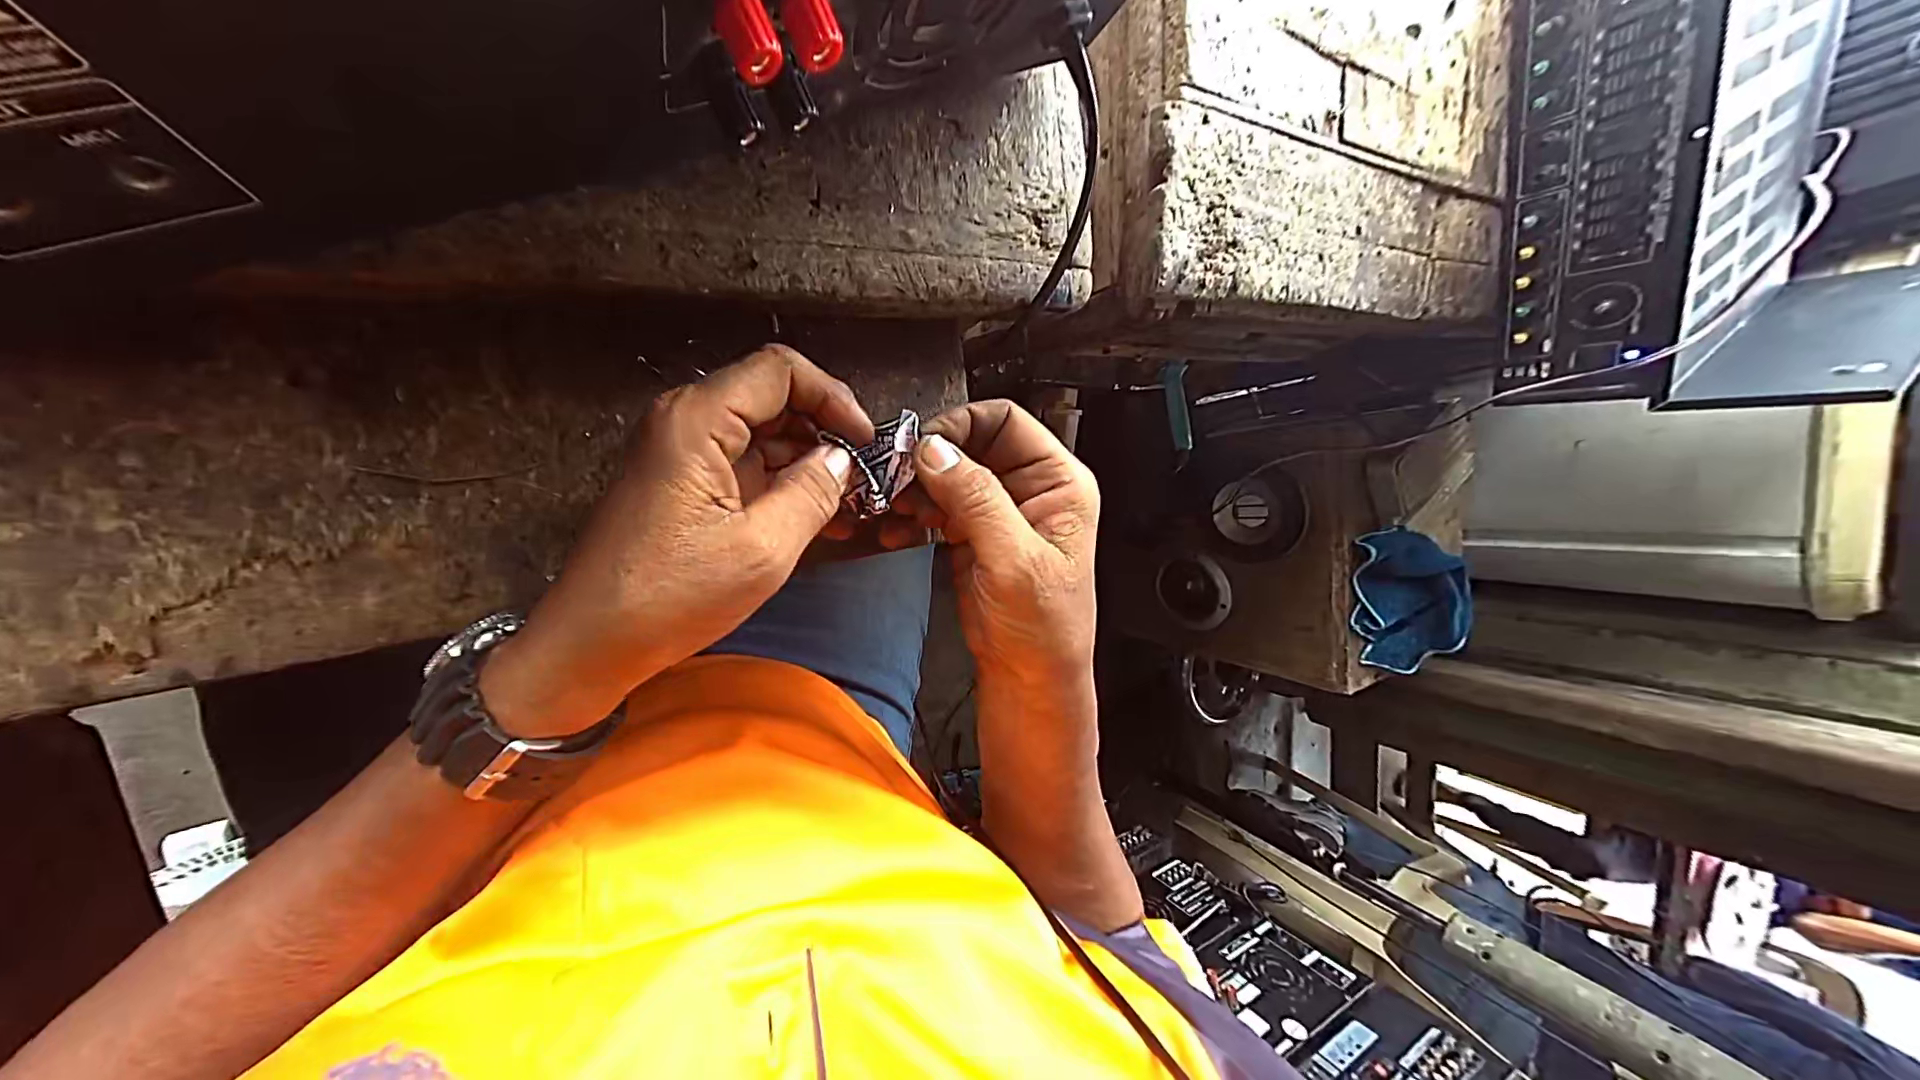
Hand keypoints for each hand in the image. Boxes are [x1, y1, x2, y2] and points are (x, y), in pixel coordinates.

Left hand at [480, 345, 870, 737]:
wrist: (591, 643)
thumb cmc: (670, 596)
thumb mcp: (763, 548)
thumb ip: (813, 493)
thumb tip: (842, 461)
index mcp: (698, 421)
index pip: (781, 371)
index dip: (833, 398)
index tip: (864, 441)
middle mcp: (685, 422)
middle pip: (773, 398)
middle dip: (825, 431)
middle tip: (861, 475)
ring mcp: (682, 452)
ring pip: (764, 433)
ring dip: (808, 462)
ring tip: (846, 504)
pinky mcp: (684, 483)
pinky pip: (746, 465)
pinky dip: (784, 483)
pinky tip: (815, 517)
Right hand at [894, 402, 1140, 930]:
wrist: (1029, 676)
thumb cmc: (1046, 628)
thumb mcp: (1015, 559)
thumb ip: (976, 499)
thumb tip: (936, 451)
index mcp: (1057, 483)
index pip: (1006, 422)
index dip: (962, 425)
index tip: (923, 445)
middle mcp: (1029, 490)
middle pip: (969, 445)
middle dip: (930, 460)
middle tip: (895, 476)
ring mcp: (997, 512)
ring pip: (946, 476)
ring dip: (914, 488)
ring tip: (890, 508)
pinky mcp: (972, 535)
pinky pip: (935, 508)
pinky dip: (912, 516)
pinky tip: (896, 531)